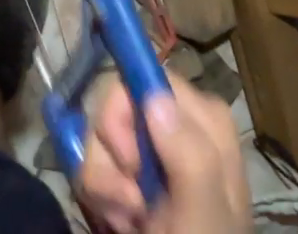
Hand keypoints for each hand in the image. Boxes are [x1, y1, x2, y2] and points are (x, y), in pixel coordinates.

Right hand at [77, 74, 249, 233]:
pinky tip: (122, 222)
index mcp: (203, 118)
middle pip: (113, 105)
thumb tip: (154, 96)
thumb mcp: (206, 214)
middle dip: (110, 157)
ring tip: (129, 220)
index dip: (126, 114)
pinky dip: (100, 198)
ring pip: (96, 137)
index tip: (131, 162)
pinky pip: (92, 163)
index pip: (145, 78)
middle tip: (132, 200)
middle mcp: (173, 122)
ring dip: (104, 185)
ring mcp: (149, 148)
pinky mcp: (127, 171)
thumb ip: (189, 156)